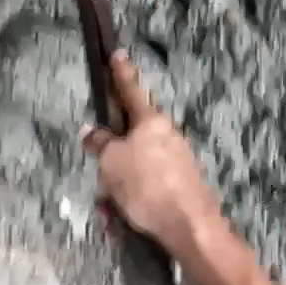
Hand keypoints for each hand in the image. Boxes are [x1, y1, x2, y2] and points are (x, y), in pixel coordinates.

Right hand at [81, 50, 223, 258]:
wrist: (192, 231)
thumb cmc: (148, 186)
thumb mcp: (111, 163)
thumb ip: (99, 144)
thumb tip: (93, 132)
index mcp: (149, 121)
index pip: (129, 89)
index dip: (120, 72)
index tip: (117, 53)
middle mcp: (165, 137)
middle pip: (127, 140)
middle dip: (110, 162)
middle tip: (101, 182)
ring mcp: (175, 163)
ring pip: (133, 171)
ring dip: (117, 191)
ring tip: (110, 214)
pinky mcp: (179, 190)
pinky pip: (145, 192)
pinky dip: (130, 206)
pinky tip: (121, 226)